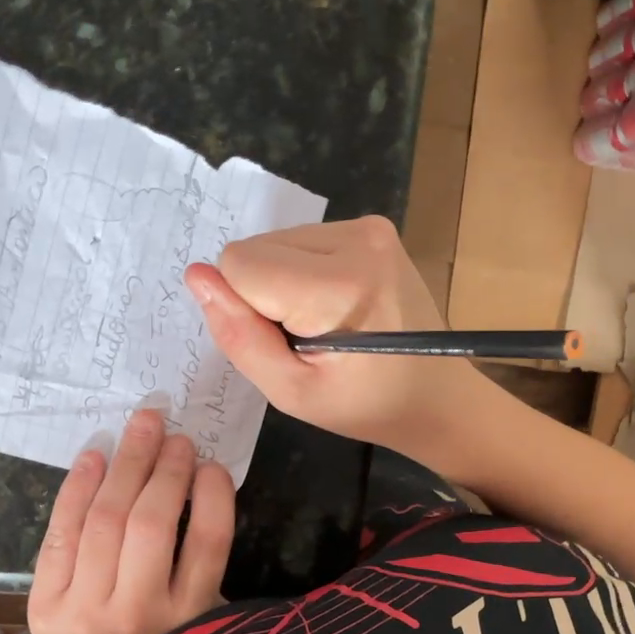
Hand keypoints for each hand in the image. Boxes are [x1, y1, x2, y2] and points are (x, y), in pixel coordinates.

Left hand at [26, 410, 233, 633]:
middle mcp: (138, 615)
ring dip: (125, 466)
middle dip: (164, 469)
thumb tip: (200, 480)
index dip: (212, 495)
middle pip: (150, 525)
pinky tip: (96, 457)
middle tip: (174, 434)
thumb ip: (201, 567)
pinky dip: (77, 489)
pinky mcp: (45, 602)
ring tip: (141, 429)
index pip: (206, 544)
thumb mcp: (197, 621)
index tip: (213, 464)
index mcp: (188, 622)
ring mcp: (86, 608)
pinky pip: (61, 533)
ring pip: (104, 521)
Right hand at [184, 216, 488, 461]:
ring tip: (326, 326)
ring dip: (285, 284)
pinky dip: (306, 274)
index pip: (240, 263)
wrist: (438, 396)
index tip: (286, 343)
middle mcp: (358, 238)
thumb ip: (239, 336)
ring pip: (277, 243)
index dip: (247, 310)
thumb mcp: (292, 392)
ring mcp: (370, 227)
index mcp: (341, 284)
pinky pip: (303, 240)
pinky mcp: (374, 227)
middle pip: (257, 248)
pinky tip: (337, 308)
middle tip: (308, 339)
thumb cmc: (366, 406)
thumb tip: (196, 276)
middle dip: (266, 295)